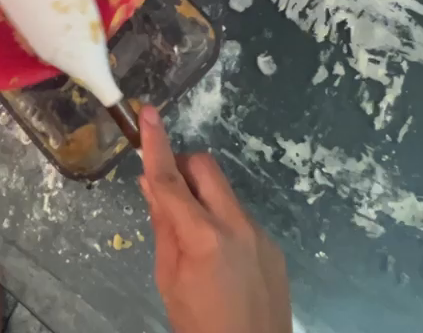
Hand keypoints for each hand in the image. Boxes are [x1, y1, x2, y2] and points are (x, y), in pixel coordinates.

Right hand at [138, 106, 291, 332]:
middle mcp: (236, 226)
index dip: (155, 144)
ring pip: (222, 191)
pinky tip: (220, 259)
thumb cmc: (199, 328)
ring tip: (194, 238)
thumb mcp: (168, 278)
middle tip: (168, 191)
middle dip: (182, 166)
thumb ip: (162, 224)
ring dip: (202, 197)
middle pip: (204, 166)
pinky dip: (221, 222)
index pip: (170, 179)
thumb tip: (151, 181)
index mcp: (203, 237)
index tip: (149, 112)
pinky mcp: (273, 247)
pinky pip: (239, 217)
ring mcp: (260, 235)